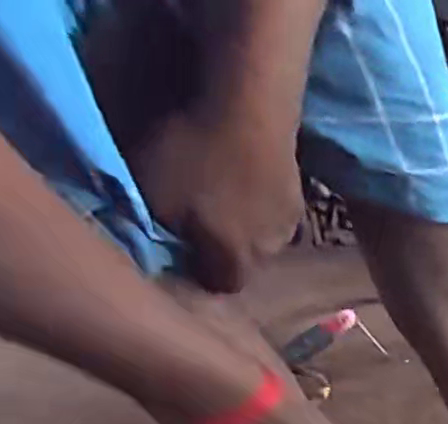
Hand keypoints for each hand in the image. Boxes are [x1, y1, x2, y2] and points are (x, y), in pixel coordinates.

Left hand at [131, 109, 304, 292]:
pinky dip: (256, 202)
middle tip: (193, 217)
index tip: (176, 254)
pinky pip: (272, 212)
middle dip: (221, 248)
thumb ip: (157, 232)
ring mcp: (288, 227)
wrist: (248, 113)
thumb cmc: (192, 156)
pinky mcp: (298, 199)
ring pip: (260, 238)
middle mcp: (268, 254)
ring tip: (220, 193)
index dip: (197, 274)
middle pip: (243, 262)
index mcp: (235, 261)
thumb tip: (164, 252)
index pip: (219, 287)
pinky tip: (241, 177)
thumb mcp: (149, 194)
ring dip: (242, 224)